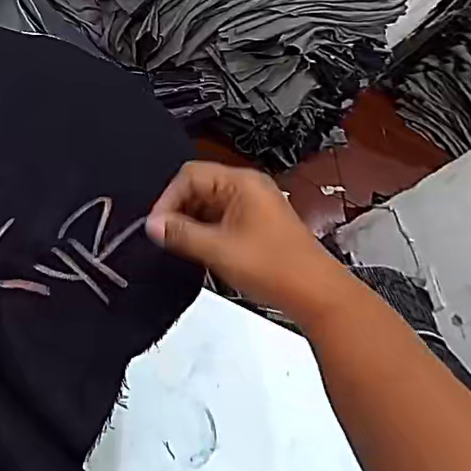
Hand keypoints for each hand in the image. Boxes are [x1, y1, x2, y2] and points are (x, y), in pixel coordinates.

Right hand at [146, 161, 360, 326]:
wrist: (318, 295)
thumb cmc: (277, 268)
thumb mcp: (218, 250)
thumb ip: (181, 234)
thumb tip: (153, 225)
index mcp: (241, 181)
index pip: (190, 175)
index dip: (169, 198)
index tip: (157, 224)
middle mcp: (249, 186)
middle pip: (199, 186)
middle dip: (180, 210)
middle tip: (166, 237)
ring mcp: (255, 204)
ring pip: (210, 203)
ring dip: (193, 223)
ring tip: (184, 247)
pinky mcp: (258, 222)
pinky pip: (222, 217)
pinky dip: (208, 230)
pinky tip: (204, 251)